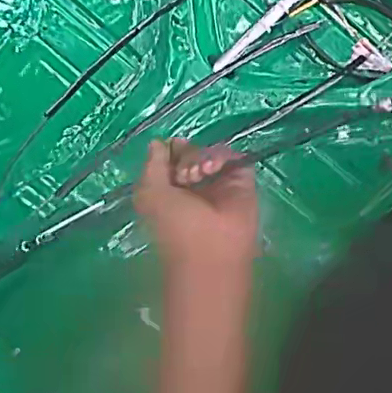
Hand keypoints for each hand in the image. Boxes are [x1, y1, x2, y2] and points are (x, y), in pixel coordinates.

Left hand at [134, 139, 258, 286]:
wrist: (210, 251)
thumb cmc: (174, 226)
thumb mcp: (149, 194)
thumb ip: (152, 164)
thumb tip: (158, 141)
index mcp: (171, 188)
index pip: (172, 157)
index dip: (170, 150)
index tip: (169, 151)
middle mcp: (196, 183)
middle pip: (192, 151)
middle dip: (185, 156)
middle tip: (184, 175)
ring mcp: (220, 181)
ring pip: (211, 151)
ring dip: (201, 157)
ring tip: (198, 174)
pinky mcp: (242, 180)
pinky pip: (233, 157)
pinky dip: (221, 156)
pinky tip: (212, 169)